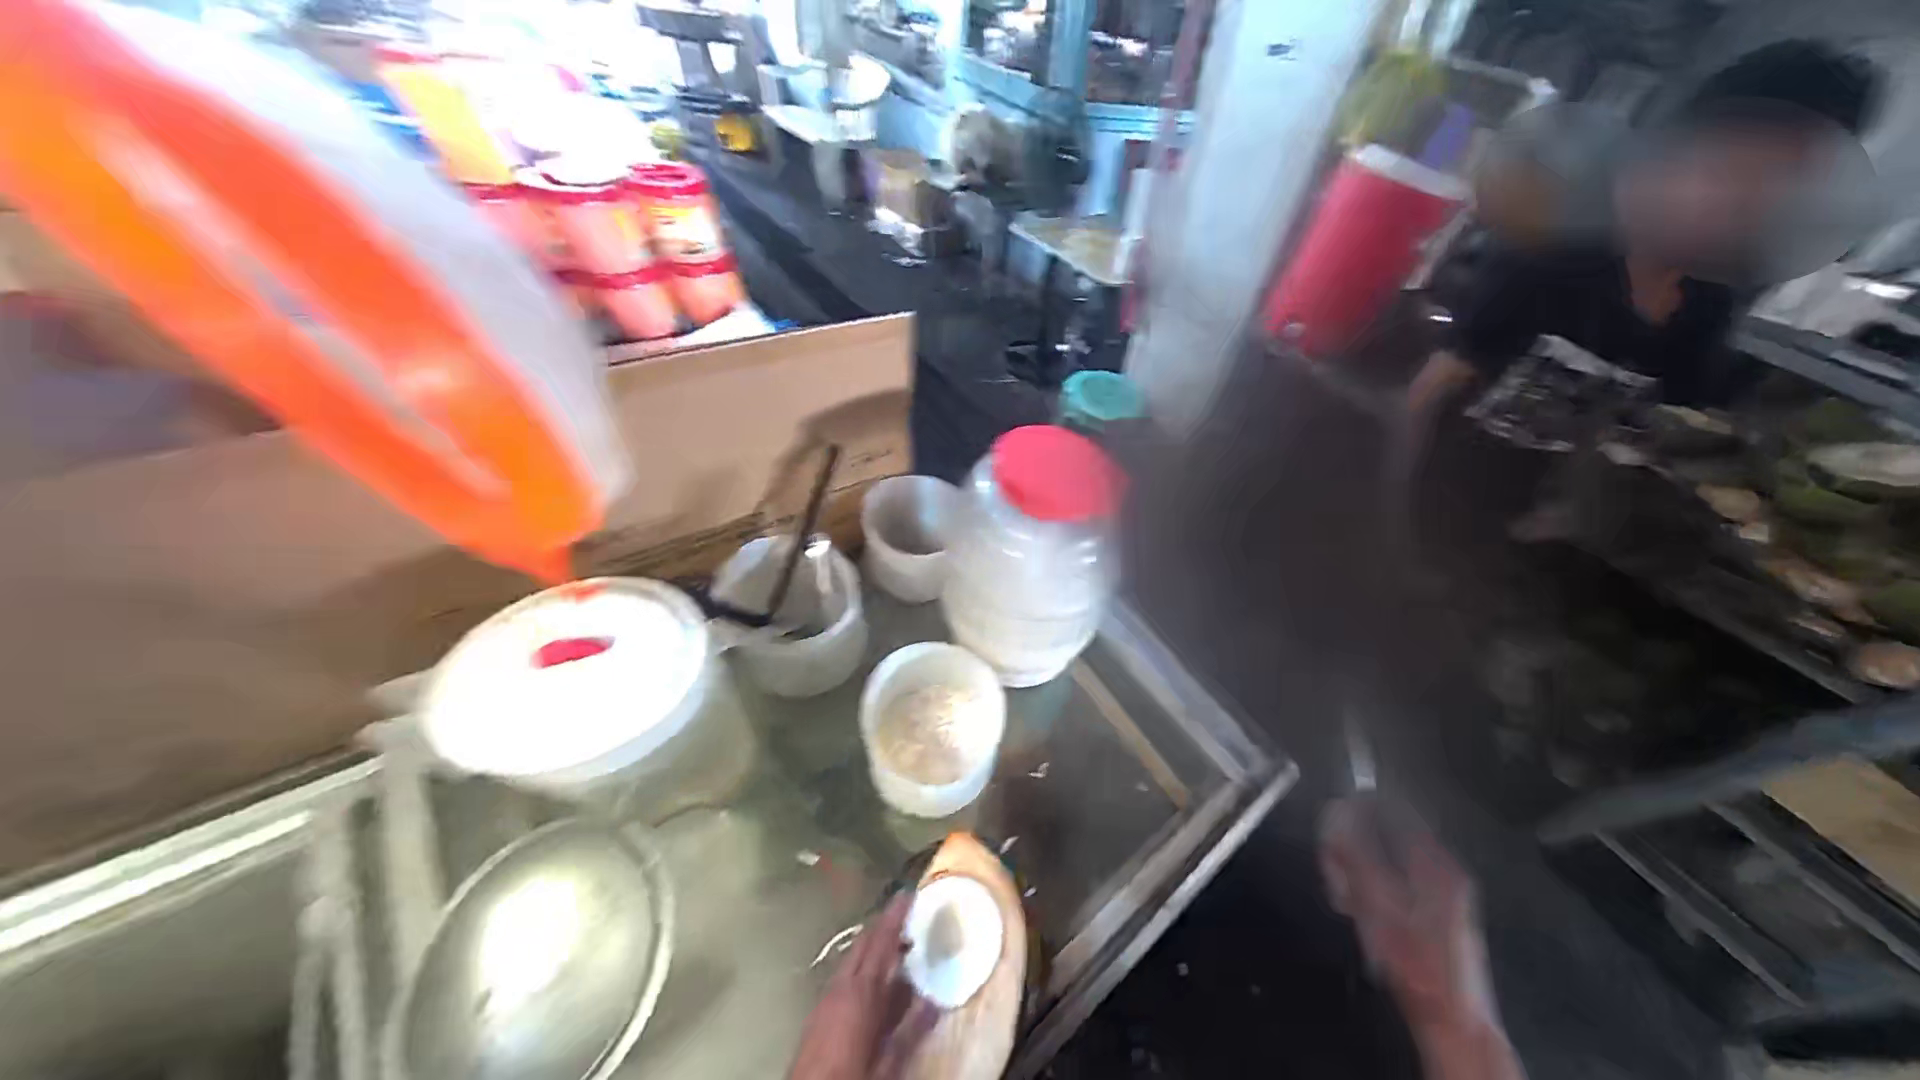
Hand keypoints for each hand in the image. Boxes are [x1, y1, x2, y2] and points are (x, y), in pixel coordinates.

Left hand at [789, 892, 939, 1079]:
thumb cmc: (852, 1078)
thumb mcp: (890, 1060)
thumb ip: (912, 1028)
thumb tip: (933, 1000)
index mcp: (860, 991)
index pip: (881, 941)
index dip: (895, 916)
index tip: (908, 893)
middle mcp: (840, 986)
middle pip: (863, 944)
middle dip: (884, 927)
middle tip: (907, 917)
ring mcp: (826, 998)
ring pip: (853, 959)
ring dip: (873, 948)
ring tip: (897, 947)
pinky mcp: (818, 1013)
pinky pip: (844, 976)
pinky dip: (862, 968)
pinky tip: (874, 982)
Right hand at [1318, 796, 1496, 1032]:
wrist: (1449, 1018)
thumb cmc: (1412, 959)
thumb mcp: (1374, 899)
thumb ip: (1353, 848)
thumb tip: (1335, 806)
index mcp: (1431, 858)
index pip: (1390, 803)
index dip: (1353, 804)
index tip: (1327, 826)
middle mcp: (1439, 864)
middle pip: (1380, 828)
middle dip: (1347, 844)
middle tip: (1332, 873)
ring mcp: (1437, 885)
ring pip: (1379, 852)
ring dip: (1352, 867)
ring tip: (1343, 897)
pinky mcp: (1429, 904)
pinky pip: (1386, 874)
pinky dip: (1365, 883)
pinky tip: (1356, 908)